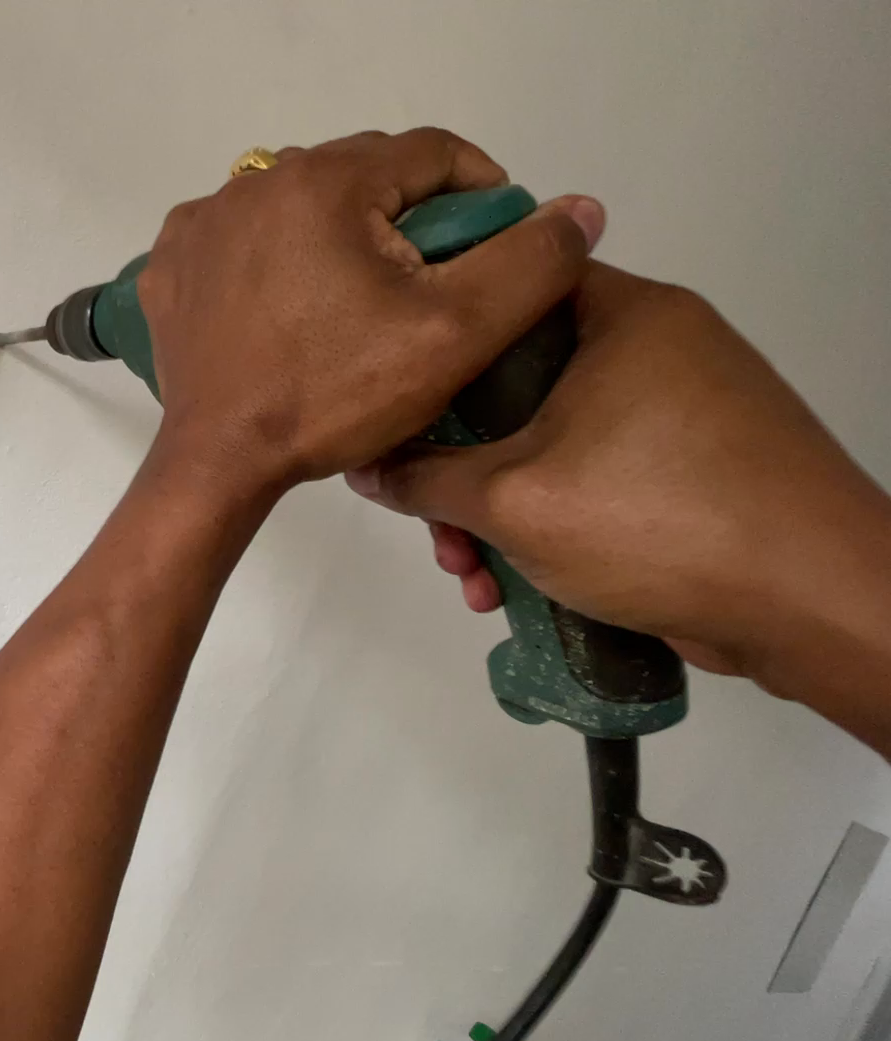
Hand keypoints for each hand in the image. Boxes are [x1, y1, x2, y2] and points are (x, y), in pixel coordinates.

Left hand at [136, 127, 602, 508]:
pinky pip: (232, 242)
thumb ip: (532, 260)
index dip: (476, 194)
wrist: (219, 461)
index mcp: (320, 183)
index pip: (429, 153)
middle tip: (411, 282)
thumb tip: (575, 208)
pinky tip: (276, 301)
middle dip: (396, 217)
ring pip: (290, 207)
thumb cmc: (331, 398)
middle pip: (354, 176)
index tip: (485, 246)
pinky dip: (260, 259)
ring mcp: (194, 230)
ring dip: (326, 235)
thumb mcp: (455, 333)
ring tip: (343, 297)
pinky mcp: (165, 271)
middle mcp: (246, 188)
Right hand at [348, 263, 890, 729]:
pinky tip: (505, 584)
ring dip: (483, 511)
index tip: (388, 377)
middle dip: (450, 464)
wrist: (818, 611)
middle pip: (508, 384)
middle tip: (427, 520)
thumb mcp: (505, 498)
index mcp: (623, 322)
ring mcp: (665, 412)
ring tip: (469, 573)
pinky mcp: (675, 467)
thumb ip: (417, 477)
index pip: (510, 288)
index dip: (438, 328)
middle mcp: (648, 351)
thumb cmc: (657, 522)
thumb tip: (362, 467)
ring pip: (533, 443)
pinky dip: (532, 524)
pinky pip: (573, 476)